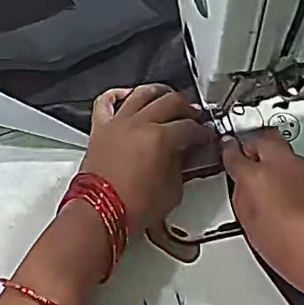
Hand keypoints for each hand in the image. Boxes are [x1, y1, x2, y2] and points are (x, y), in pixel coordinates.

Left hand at [78, 85, 211, 232]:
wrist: (98, 213)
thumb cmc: (129, 207)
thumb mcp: (171, 191)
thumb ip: (180, 166)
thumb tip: (182, 156)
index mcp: (159, 138)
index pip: (189, 127)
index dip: (202, 131)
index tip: (205, 135)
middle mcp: (138, 125)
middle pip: (170, 102)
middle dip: (187, 108)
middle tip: (193, 116)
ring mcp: (118, 124)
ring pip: (140, 93)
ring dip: (158, 92)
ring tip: (167, 95)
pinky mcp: (100, 129)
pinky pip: (105, 102)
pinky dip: (116, 94)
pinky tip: (127, 94)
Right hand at [222, 130, 303, 297]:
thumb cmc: (299, 252)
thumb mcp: (251, 228)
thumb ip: (242, 198)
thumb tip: (242, 189)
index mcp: (257, 176)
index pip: (234, 153)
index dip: (228, 151)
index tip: (227, 150)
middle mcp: (284, 166)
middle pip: (262, 139)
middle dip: (252, 145)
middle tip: (247, 157)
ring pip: (285, 152)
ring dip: (275, 161)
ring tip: (272, 185)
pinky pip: (302, 167)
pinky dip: (294, 175)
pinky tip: (292, 196)